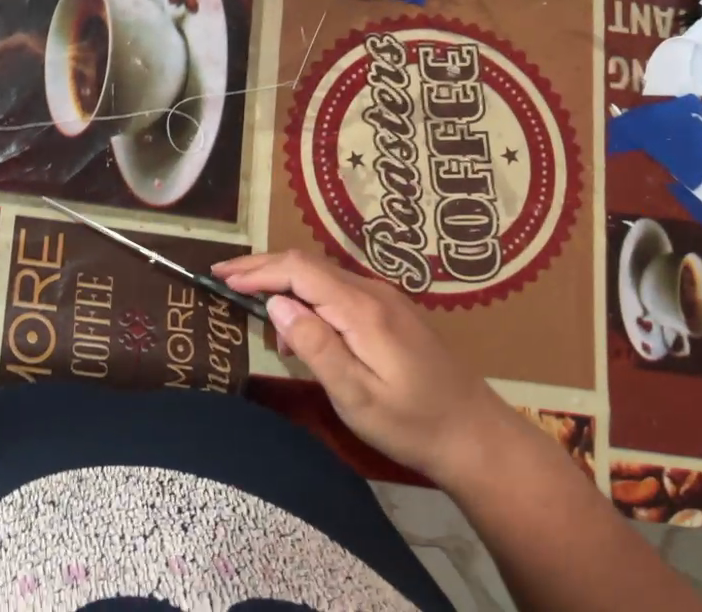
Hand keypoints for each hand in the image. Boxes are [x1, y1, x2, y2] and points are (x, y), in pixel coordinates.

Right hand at [212, 248, 515, 482]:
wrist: (478, 438)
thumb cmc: (412, 424)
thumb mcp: (356, 396)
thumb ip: (315, 346)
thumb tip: (276, 304)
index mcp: (363, 310)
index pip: (298, 270)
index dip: (257, 270)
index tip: (222, 278)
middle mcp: (373, 293)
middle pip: (307, 264)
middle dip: (262, 267)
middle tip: (223, 277)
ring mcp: (385, 300)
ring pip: (321, 275)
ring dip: (282, 282)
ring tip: (252, 308)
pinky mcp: (390, 313)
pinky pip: (337, 290)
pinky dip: (305, 295)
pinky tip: (296, 325)